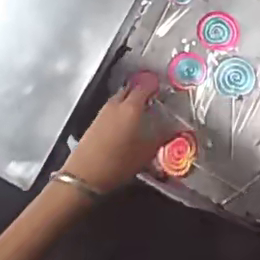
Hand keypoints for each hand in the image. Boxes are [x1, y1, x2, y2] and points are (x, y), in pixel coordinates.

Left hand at [60, 71, 159, 191]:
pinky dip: (121, 109)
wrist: (85, 175)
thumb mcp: (146, 153)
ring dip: (129, 100)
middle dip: (141, 91)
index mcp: (131, 107)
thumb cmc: (119, 162)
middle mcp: (116, 104)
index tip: (161, 87)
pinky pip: (112, 108)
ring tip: (141, 111)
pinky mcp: (95, 121)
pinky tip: (126, 122)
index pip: (144, 87)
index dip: (154, 85)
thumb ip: (161, 138)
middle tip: (152, 98)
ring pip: (119, 98)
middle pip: (130, 89)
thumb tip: (175, 130)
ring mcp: (103, 112)